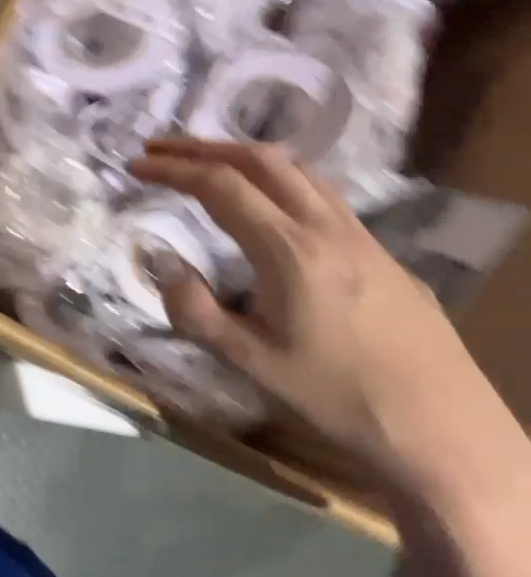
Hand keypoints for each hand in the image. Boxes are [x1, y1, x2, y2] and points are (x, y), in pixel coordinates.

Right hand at [130, 139, 525, 499]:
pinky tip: (262, 204)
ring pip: (300, 172)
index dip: (172, 168)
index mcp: (290, 251)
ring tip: (204, 163)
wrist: (441, 429)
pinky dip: (278, 180)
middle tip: (160, 147)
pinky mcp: (381, 256)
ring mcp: (363, 240)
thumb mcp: (244, 358)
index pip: (221, 186)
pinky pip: (322, 196)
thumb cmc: (334, 395)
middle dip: (205, 147)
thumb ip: (192, 307)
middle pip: (264, 161)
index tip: (134, 165)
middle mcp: (329, 231)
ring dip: (244, 157)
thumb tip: (163, 262)